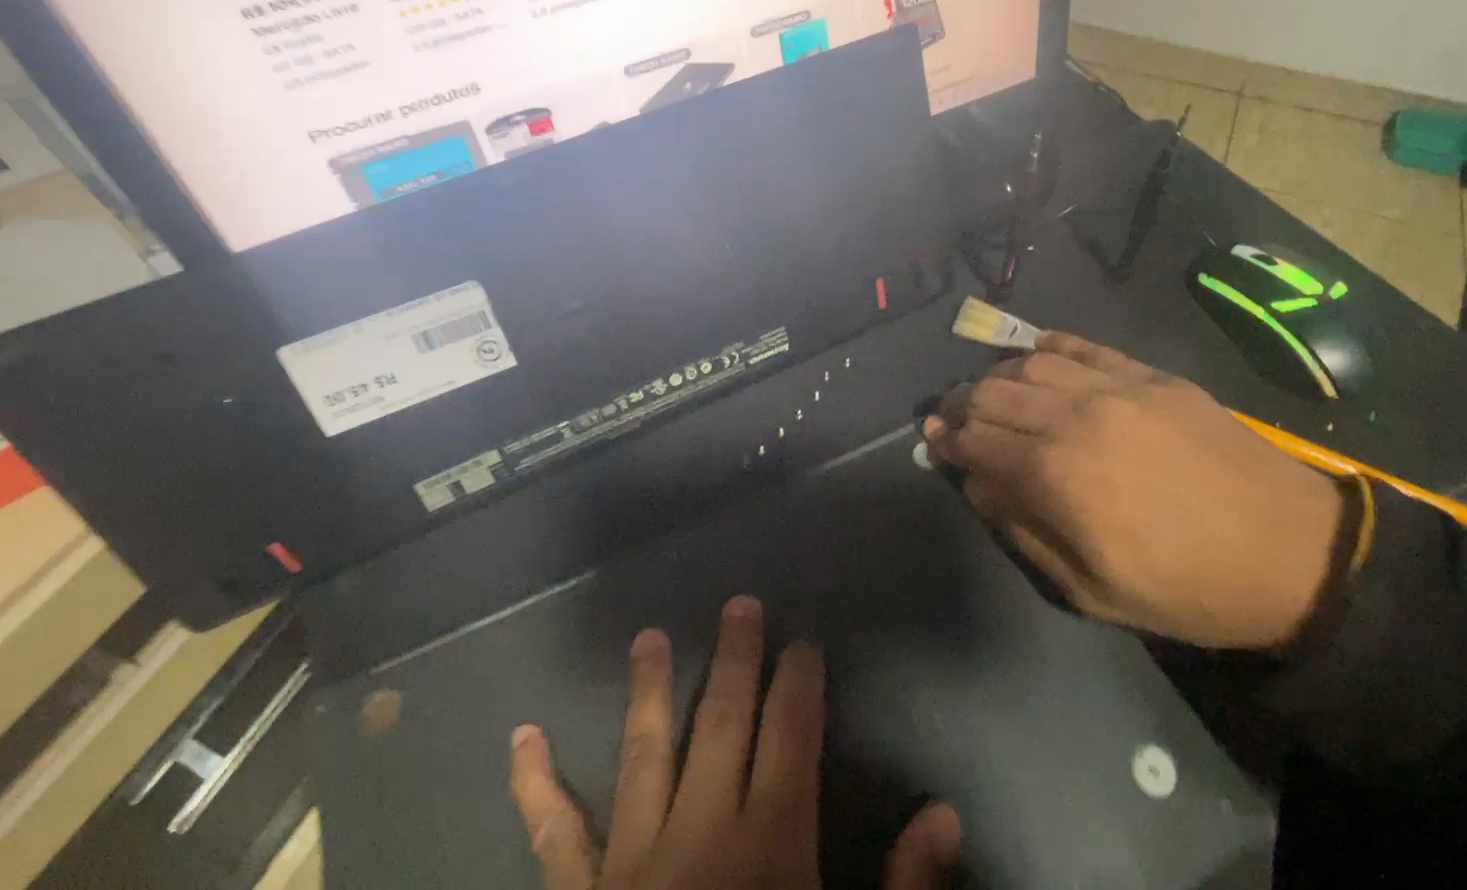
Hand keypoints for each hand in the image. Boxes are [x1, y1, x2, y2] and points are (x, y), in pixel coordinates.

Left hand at [510, 596, 962, 888]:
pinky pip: (553, 831)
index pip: (790, 738)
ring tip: (647, 637)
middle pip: (721, 725)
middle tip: (738, 604)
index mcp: (770, 842)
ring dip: (647, 692)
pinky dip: (535, 783)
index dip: (799, 684)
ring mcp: (632, 857)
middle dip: (734, 662)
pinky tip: (522, 736)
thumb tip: (944, 812)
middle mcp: (700, 830)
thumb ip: (904, 884)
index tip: (802, 642)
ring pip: (642, 753)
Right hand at [924, 332, 1345, 648]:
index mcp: (1056, 474)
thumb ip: (1023, 531)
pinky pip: (1085, 347)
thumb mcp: (1089, 589)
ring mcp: (1118, 389)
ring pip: (1032, 364)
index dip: (948, 442)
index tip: (933, 444)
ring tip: (988, 391)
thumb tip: (979, 487)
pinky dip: (1050, 347)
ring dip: (997, 376)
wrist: (1291, 555)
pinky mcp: (1154, 377)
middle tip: (949, 417)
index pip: (977, 441)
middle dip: (960, 404)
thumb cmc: (1184, 587)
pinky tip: (1037, 356)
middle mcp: (1076, 417)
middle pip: (993, 393)